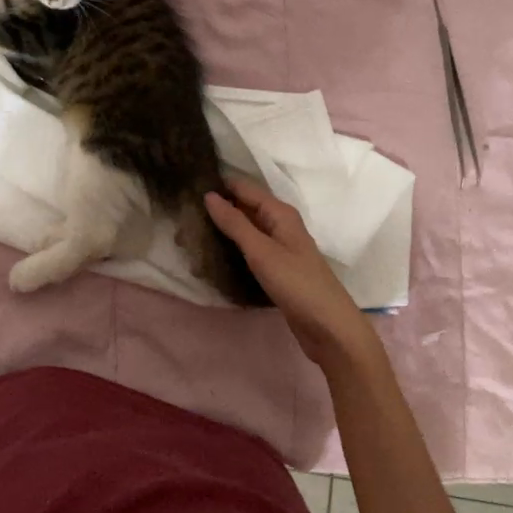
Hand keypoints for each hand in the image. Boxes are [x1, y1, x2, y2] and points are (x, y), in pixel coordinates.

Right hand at [205, 179, 372, 369]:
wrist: (328, 327)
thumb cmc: (296, 283)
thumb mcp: (261, 251)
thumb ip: (234, 223)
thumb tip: (208, 195)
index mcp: (280, 213)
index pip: (244, 188)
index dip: (219, 185)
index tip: (188, 186)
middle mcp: (280, 225)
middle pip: (245, 207)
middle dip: (218, 207)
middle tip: (183, 212)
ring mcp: (280, 248)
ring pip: (246, 229)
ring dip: (223, 229)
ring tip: (191, 230)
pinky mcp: (277, 268)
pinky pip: (250, 249)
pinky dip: (233, 248)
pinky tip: (213, 254)